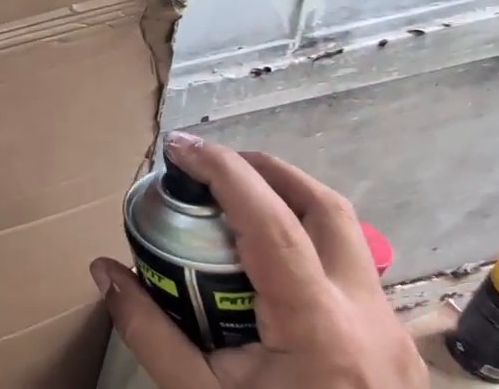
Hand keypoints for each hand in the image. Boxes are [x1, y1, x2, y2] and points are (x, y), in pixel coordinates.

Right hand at [92, 133, 427, 388]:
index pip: (273, 223)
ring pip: (346, 238)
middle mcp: (369, 319)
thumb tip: (104, 269)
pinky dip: (304, 243)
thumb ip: (149, 330)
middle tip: (209, 163)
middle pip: (327, 210)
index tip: (178, 148)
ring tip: (231, 202)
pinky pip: (349, 272)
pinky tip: (263, 266)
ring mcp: (391, 334)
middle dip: (265, 169)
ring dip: (288, 202)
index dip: (223, 172)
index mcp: (322, 330)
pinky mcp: (394, 350)